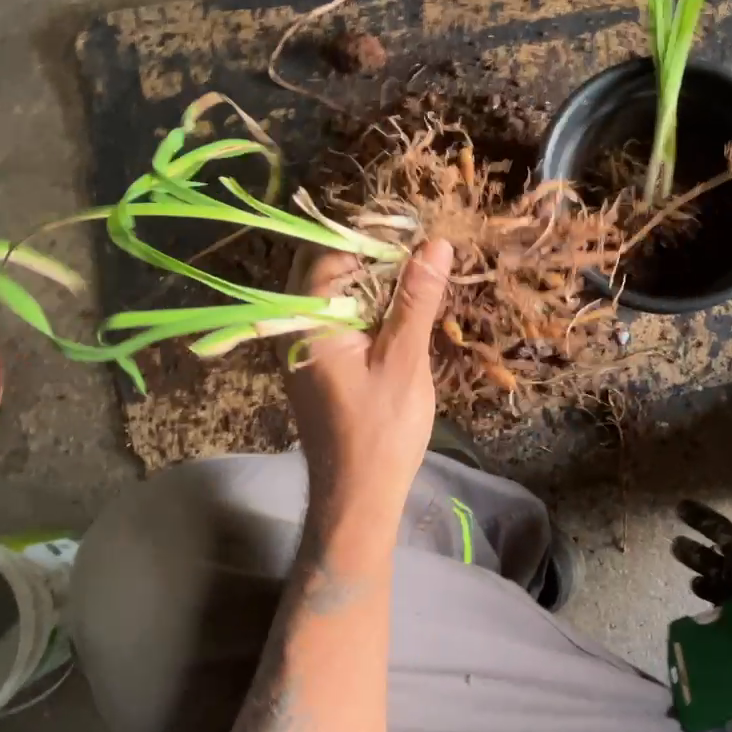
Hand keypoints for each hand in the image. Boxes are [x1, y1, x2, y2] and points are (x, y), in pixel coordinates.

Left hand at [284, 240, 454, 516]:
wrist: (358, 499)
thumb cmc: (381, 432)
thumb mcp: (405, 360)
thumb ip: (416, 300)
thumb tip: (436, 244)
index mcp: (308, 325)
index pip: (329, 256)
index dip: (371, 238)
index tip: (415, 232)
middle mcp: (296, 330)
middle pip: (327, 271)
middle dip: (373, 255)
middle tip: (422, 251)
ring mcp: (305, 349)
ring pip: (335, 294)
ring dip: (374, 281)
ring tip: (421, 275)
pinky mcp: (320, 365)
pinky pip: (341, 319)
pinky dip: (370, 307)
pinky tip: (404, 311)